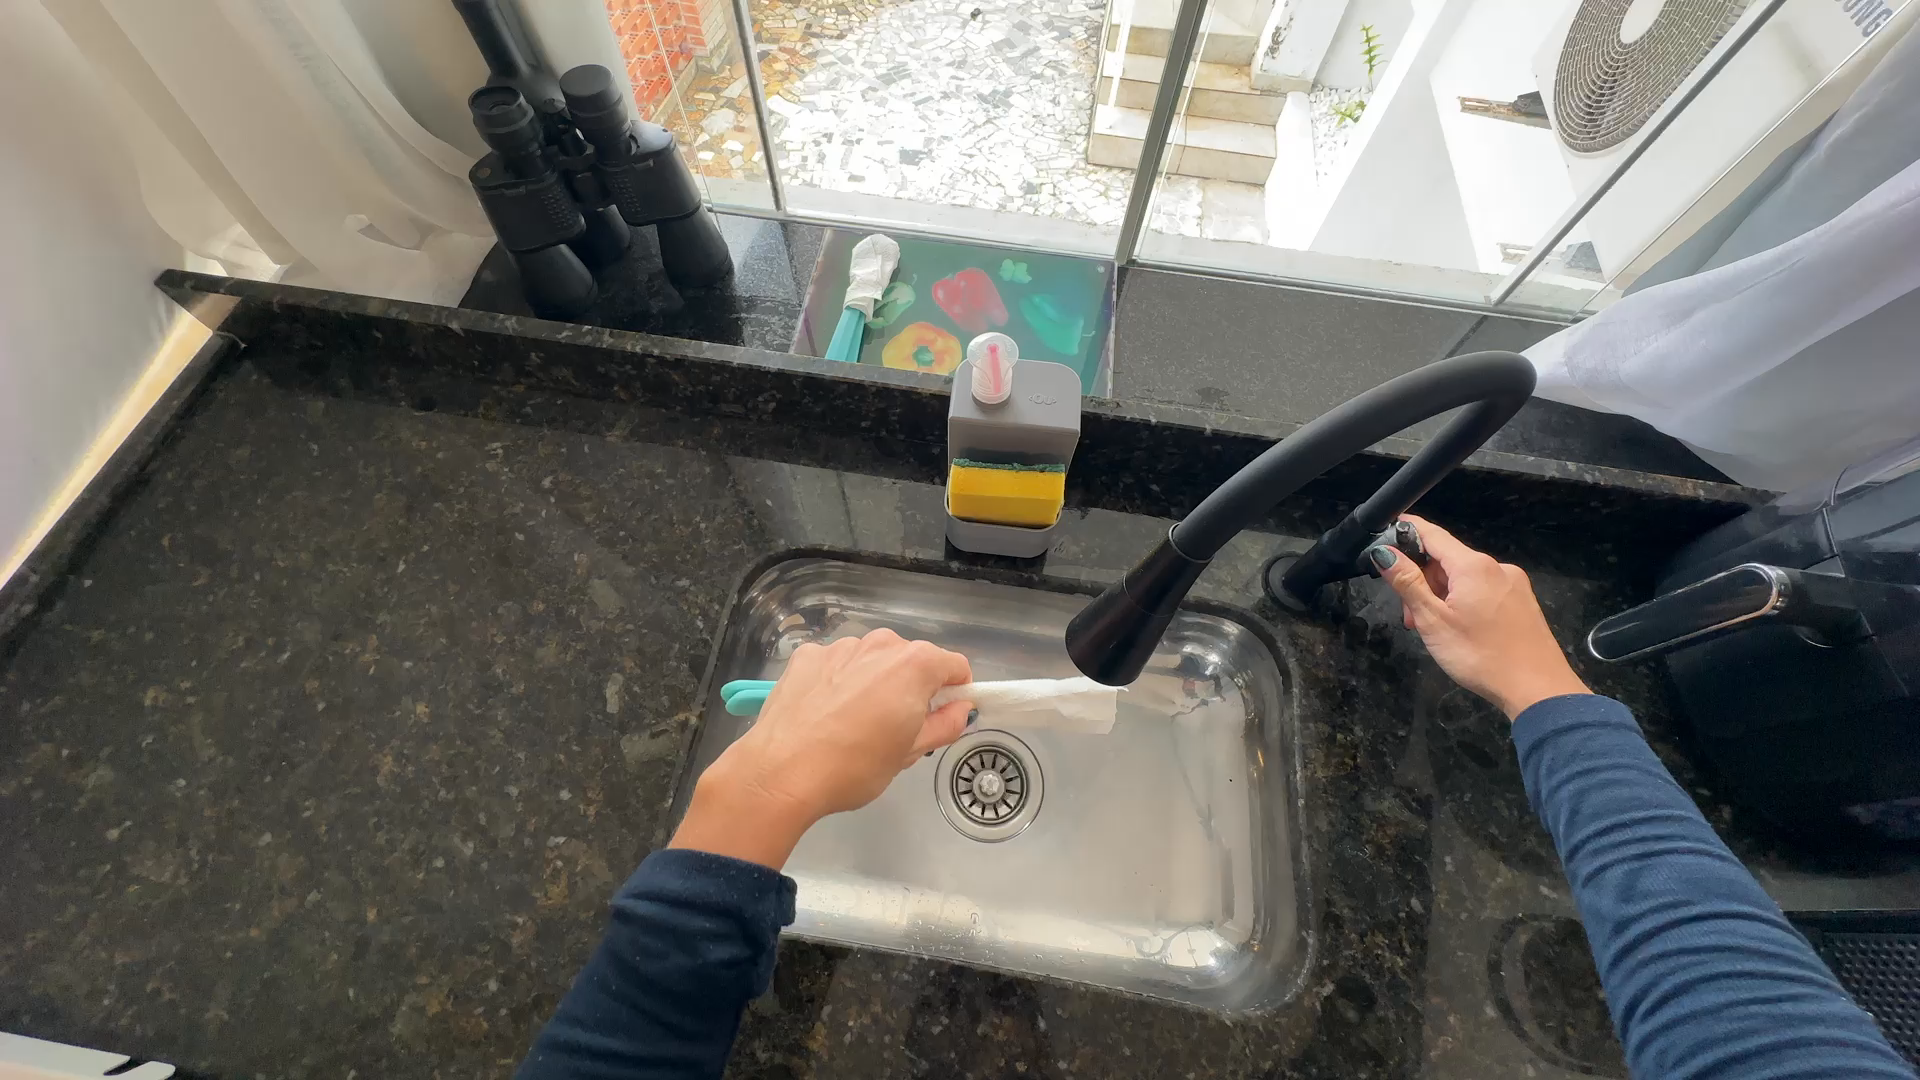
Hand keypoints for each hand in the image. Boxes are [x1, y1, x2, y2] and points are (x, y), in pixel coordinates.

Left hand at [670, 629, 973, 868]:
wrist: (781, 772)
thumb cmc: (856, 766)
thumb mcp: (911, 753)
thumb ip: (945, 724)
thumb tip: (962, 708)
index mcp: (915, 664)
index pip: (955, 666)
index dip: (954, 692)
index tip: (941, 718)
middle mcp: (881, 643)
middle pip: (912, 659)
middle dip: (912, 687)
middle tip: (895, 728)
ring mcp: (840, 646)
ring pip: (872, 659)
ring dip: (873, 681)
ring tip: (853, 722)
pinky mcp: (807, 655)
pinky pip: (836, 663)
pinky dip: (838, 680)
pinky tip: (824, 712)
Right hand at [1371, 515, 1589, 719]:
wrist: (1538, 690)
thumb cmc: (1479, 654)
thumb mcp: (1432, 619)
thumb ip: (1407, 582)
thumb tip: (1383, 553)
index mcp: (1473, 566)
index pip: (1433, 535)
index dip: (1406, 530)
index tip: (1383, 531)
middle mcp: (1496, 568)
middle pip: (1446, 560)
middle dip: (1420, 580)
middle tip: (1408, 615)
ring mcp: (1512, 584)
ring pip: (1462, 578)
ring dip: (1438, 595)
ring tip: (1431, 629)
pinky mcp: (1520, 602)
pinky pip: (1480, 590)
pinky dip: (1459, 602)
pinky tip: (1456, 628)